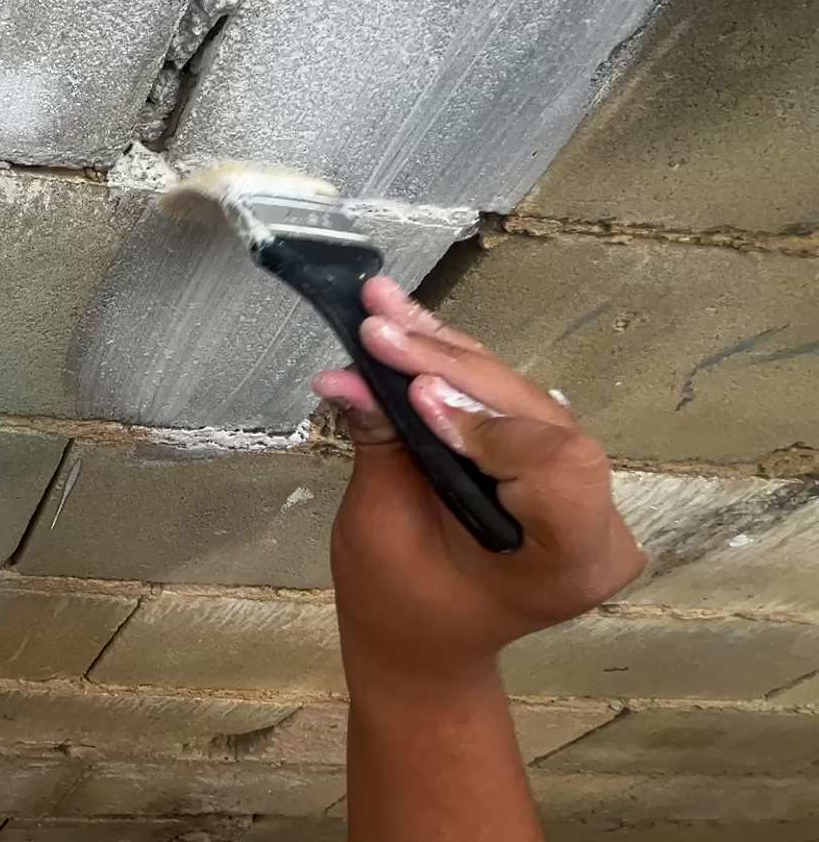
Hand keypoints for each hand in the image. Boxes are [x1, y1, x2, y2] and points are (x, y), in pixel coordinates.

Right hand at [312, 277, 645, 685]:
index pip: (553, 465)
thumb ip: (380, 447)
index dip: (483, 422)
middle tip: (377, 323)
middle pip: (534, 415)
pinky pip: (504, 403)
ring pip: (518, 396)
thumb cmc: (395, 600)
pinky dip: (449, 363)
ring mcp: (580, 488)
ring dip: (444, 348)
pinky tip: (408, 325)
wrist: (420, 636)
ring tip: (384, 303)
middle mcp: (595, 518)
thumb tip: (343, 376)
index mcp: (567, 559)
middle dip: (447, 365)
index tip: (411, 395)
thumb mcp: (377, 527)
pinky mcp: (546, 463)